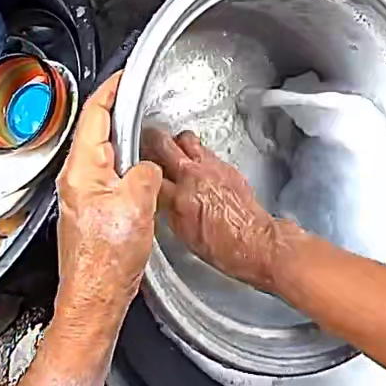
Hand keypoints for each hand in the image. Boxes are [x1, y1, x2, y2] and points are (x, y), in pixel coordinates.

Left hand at [55, 72, 162, 314]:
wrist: (95, 298)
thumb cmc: (107, 260)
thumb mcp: (137, 204)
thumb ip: (144, 172)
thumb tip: (146, 167)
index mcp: (82, 171)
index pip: (93, 116)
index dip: (110, 91)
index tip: (123, 76)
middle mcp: (76, 180)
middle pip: (95, 131)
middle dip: (116, 110)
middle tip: (137, 96)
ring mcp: (83, 195)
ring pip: (103, 153)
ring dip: (122, 138)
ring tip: (141, 129)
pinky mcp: (93, 209)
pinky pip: (110, 174)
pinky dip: (125, 163)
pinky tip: (140, 170)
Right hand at [143, 129, 300, 292]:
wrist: (251, 240)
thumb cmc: (220, 246)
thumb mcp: (181, 232)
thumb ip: (167, 208)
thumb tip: (158, 197)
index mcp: (178, 197)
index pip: (147, 172)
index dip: (137, 167)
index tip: (133, 166)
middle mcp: (193, 177)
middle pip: (163, 143)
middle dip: (151, 139)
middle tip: (146, 140)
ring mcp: (211, 168)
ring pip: (186, 139)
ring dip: (176, 141)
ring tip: (172, 147)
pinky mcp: (225, 166)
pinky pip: (206, 151)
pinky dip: (197, 154)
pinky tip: (196, 164)